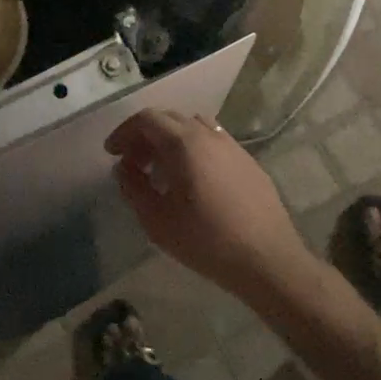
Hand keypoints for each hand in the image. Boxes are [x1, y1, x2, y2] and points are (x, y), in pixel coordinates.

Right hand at [105, 109, 311, 299]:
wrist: (268, 260)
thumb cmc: (207, 241)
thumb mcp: (157, 221)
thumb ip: (134, 188)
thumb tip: (123, 168)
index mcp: (184, 143)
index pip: (146, 119)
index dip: (124, 132)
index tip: (112, 153)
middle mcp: (208, 135)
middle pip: (169, 119)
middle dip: (145, 136)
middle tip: (133, 164)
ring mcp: (232, 146)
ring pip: (193, 127)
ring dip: (170, 140)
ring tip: (162, 170)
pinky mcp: (248, 161)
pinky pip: (213, 141)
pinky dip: (194, 149)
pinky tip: (194, 180)